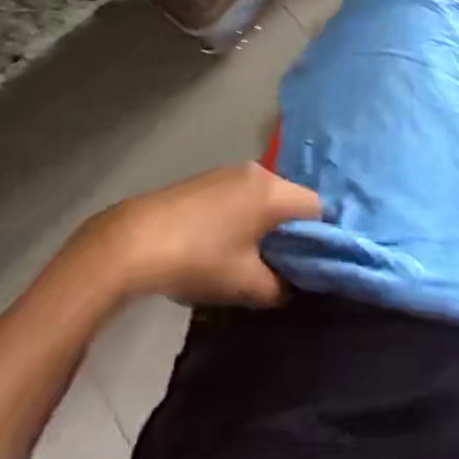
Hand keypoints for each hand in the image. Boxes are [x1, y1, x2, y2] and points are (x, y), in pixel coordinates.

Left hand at [75, 164, 322, 306]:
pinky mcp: (205, 180)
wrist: (136, 241)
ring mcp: (227, 172)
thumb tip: (291, 285)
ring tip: (254, 259)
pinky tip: (226, 244)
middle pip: (291, 199)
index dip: (323, 237)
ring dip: (266, 225)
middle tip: (286, 267)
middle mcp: (255, 172)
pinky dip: (244, 217)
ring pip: (264, 197)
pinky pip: (241, 196)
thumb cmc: (200, 259)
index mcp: (272, 191)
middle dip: (293, 232)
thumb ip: (281, 287)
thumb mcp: (248, 284)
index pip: (318, 207)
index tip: (314, 266)